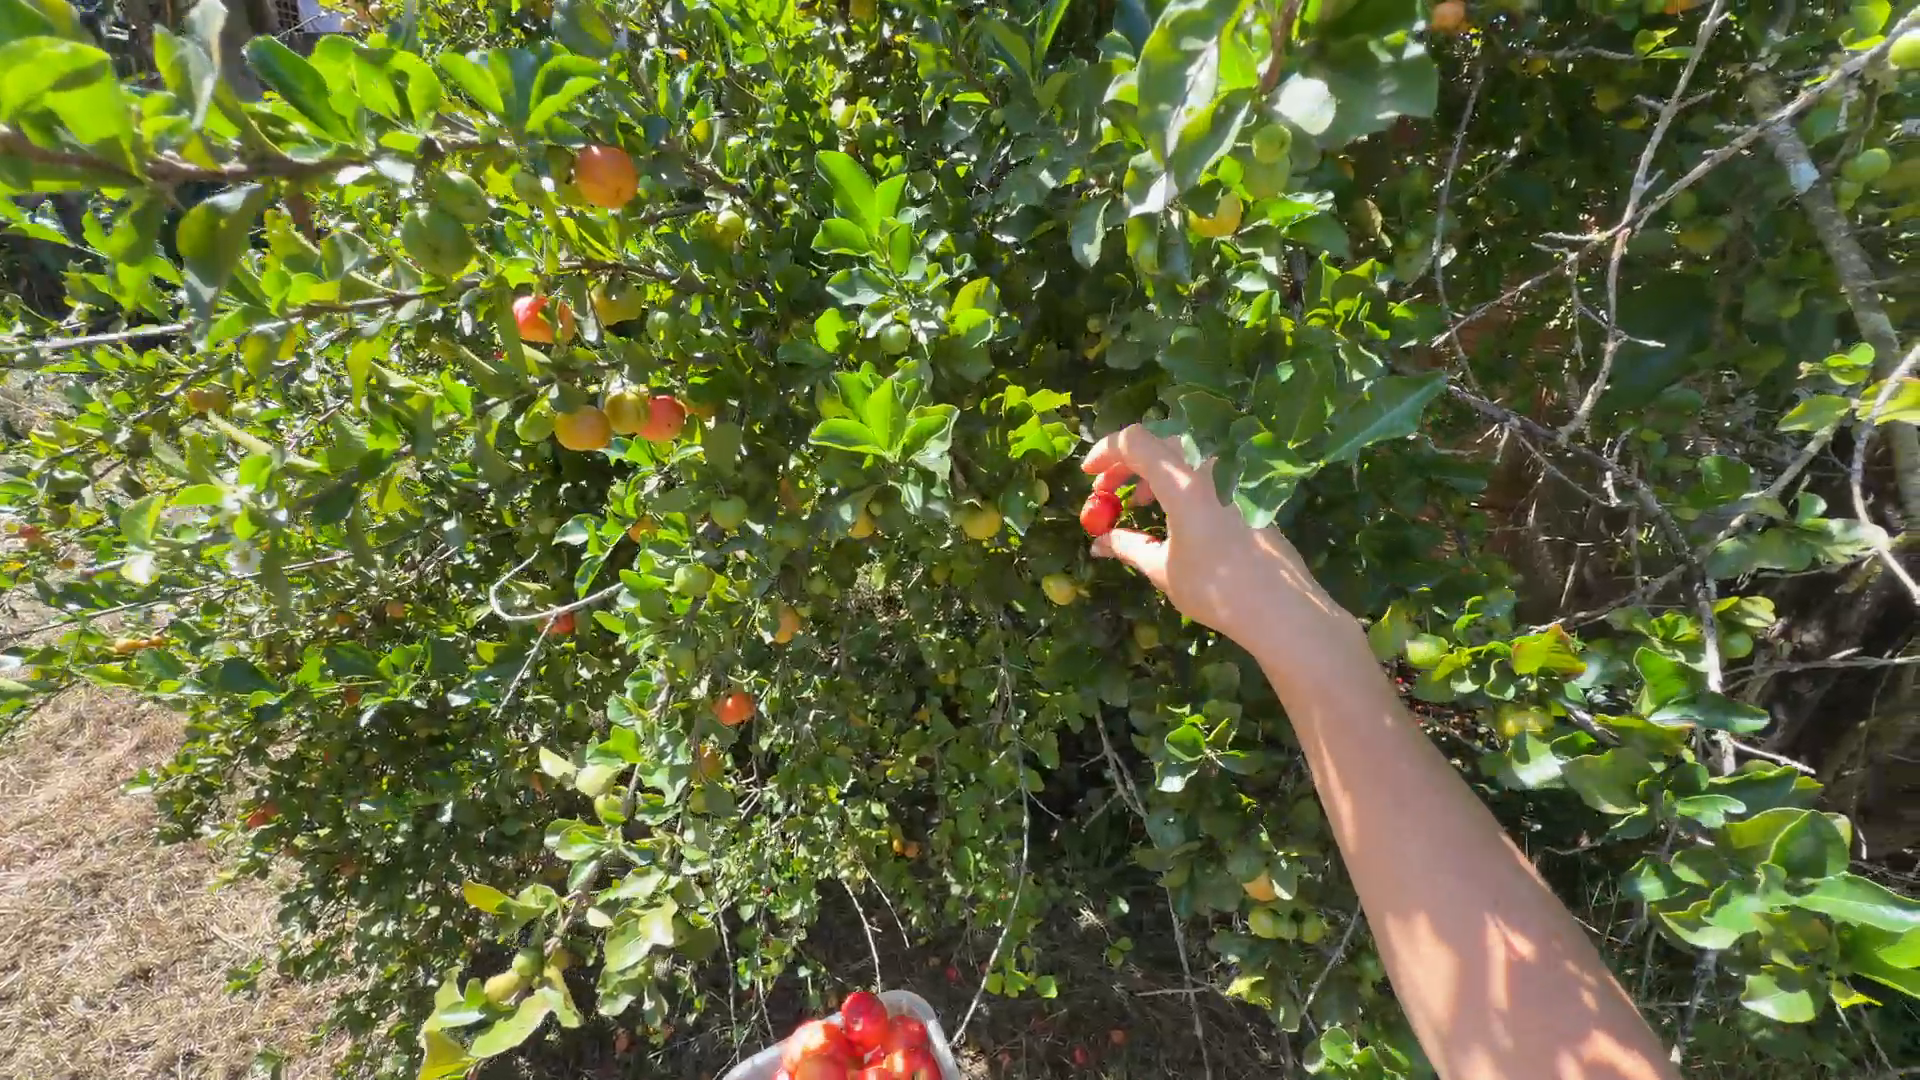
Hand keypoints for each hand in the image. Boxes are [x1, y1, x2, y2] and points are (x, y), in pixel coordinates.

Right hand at [1081, 425, 1353, 654]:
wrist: (1280, 608)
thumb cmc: (1215, 590)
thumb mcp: (1161, 568)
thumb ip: (1127, 546)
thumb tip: (1099, 542)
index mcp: (1184, 482)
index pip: (1135, 441)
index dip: (1105, 451)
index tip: (1088, 474)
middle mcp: (1209, 468)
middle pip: (1158, 442)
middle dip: (1126, 462)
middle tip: (1107, 491)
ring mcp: (1232, 477)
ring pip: (1183, 454)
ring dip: (1153, 471)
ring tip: (1137, 503)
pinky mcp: (1246, 492)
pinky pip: (1203, 470)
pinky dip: (1179, 480)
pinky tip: (1172, 511)